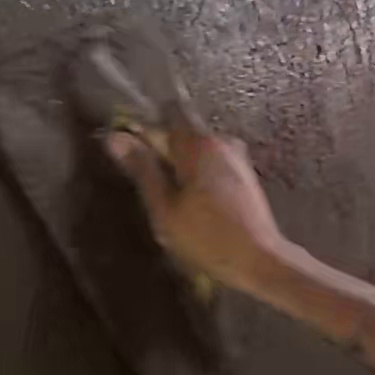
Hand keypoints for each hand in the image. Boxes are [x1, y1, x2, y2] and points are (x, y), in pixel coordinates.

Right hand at [104, 114, 286, 291]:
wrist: (259, 261)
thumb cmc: (206, 238)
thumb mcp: (164, 208)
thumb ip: (142, 169)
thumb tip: (115, 138)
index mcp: (198, 143)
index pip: (166, 112)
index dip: (144, 126)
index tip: (130, 149)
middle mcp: (221, 140)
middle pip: (182, 130)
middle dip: (161, 149)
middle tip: (148, 184)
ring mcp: (237, 156)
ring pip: (196, 148)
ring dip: (179, 164)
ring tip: (169, 199)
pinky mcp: (245, 174)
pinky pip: (211, 162)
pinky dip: (196, 174)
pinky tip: (193, 204)